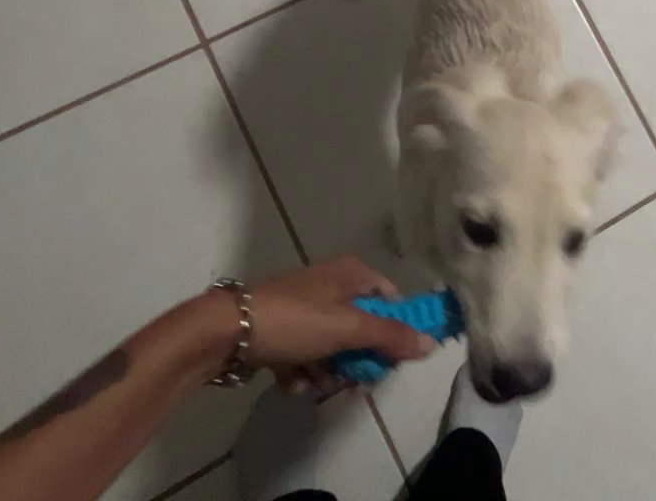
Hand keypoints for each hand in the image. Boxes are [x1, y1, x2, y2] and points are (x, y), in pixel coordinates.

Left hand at [240, 256, 435, 395]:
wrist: (224, 330)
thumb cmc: (296, 320)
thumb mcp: (349, 329)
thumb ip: (390, 337)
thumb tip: (432, 343)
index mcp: (353, 273)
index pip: (391, 300)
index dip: (396, 330)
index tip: (390, 360)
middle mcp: (332, 284)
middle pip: (363, 327)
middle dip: (357, 358)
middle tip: (350, 381)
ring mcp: (305, 306)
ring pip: (333, 345)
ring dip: (328, 370)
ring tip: (314, 383)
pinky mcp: (281, 328)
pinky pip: (305, 353)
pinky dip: (302, 370)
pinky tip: (290, 381)